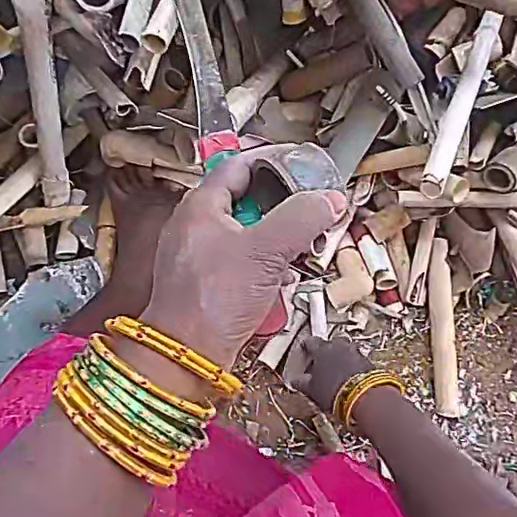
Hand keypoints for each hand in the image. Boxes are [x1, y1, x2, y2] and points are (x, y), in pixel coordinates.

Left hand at [139, 152, 347, 368]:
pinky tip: (281, 280)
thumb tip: (330, 199)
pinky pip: (243, 261)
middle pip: (247, 199)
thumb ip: (300, 218)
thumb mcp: (265, 251)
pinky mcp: (206, 282)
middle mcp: (196, 225)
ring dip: (277, 239)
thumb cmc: (213, 300)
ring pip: (248, 233)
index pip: (239, 164)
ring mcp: (199, 255)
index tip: (303, 164)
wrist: (186, 356)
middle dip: (282, 207)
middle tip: (310, 211)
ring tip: (301, 249)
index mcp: (200, 206)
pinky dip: (265, 265)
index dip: (273, 160)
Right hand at [293, 335, 375, 415]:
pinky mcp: (367, 361)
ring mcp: (355, 351)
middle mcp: (339, 345)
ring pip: (343, 351)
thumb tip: (295, 381)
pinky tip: (347, 380)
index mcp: (322, 348)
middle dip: (324, 353)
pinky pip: (355, 360)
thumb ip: (301, 382)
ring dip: (339, 360)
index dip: (306, 348)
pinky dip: (351, 367)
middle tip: (320, 368)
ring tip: (334, 377)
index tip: (304, 354)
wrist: (365, 398)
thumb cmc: (334, 391)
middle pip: (329, 344)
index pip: (310, 341)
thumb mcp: (312, 390)